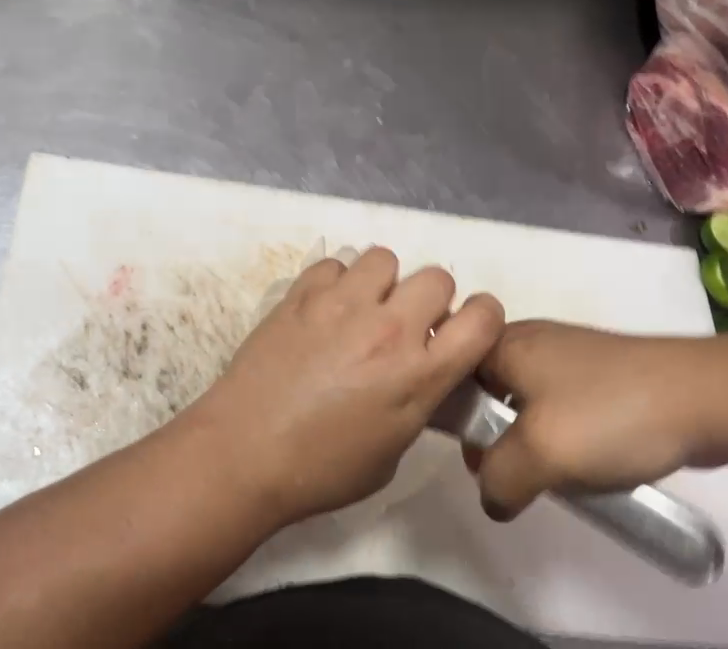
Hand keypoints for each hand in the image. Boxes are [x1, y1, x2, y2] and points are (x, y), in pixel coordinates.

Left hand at [183, 247, 503, 525]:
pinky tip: (323, 311)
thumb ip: (418, 402)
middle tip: (407, 325)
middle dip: (431, 298)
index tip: (465, 329)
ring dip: (382, 282)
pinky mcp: (301, 293)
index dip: (482, 318)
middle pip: (437, 277)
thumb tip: (423, 377)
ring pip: (384, 258)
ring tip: (362, 311)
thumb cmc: (322, 470)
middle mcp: (388, 329)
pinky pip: (334, 263)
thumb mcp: (392, 451)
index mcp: (419, 375)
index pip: (482, 318)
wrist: (244, 452)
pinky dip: (336, 282)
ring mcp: (341, 304)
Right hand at [472, 321, 722, 519]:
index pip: (449, 371)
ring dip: (531, 442)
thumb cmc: (610, 415)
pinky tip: (584, 463)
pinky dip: (563, 438)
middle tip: (513, 475)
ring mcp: (568, 357)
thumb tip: (493, 496)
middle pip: (486, 390)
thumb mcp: (539, 452)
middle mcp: (529, 341)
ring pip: (525, 404)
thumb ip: (497, 478)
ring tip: (552, 475)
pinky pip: (561, 409)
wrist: (707, 399)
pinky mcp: (602, 377)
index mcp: (504, 343)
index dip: (449, 415)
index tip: (469, 455)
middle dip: (493, 436)